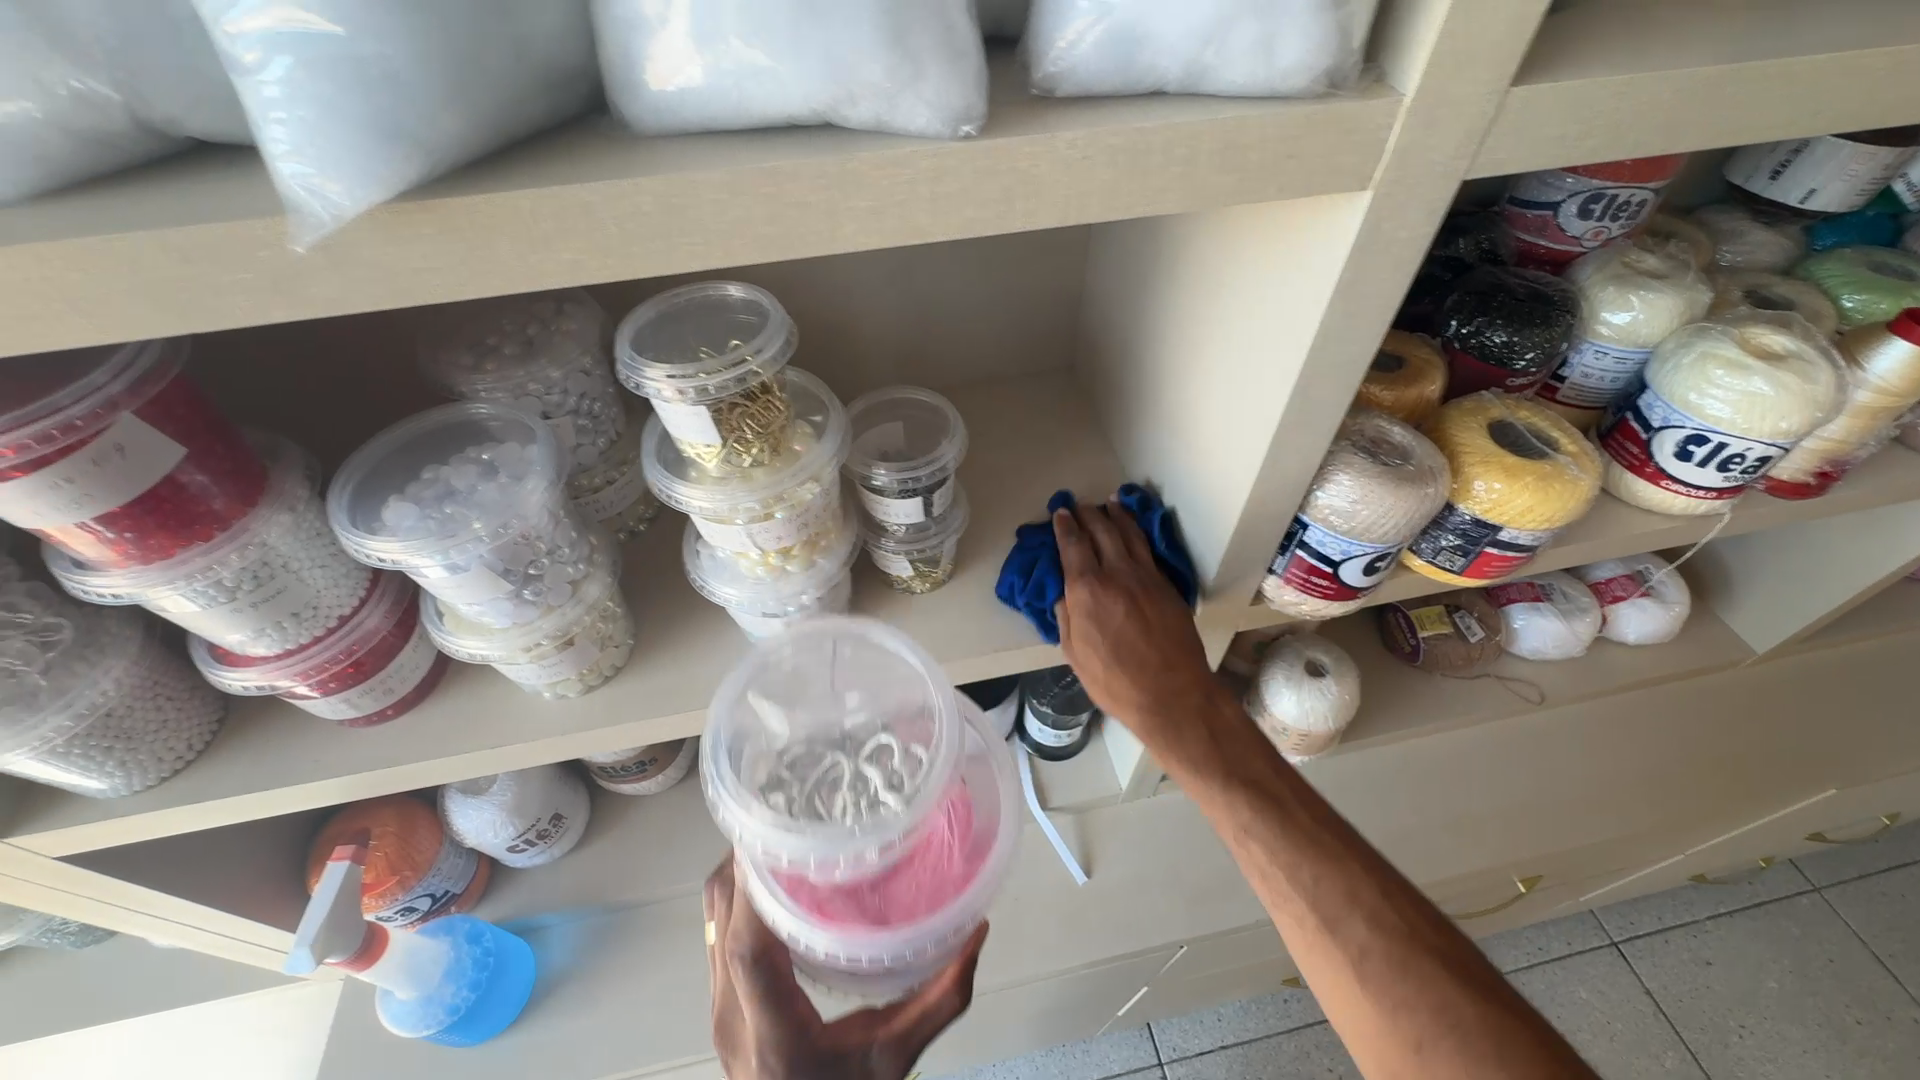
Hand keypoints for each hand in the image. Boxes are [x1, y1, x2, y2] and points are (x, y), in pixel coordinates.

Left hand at [705, 857, 987, 1079]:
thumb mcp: (897, 1061)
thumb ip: (939, 1001)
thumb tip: (976, 931)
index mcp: (774, 1030)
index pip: (748, 948)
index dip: (756, 886)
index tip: (779, 834)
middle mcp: (733, 1012)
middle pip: (721, 920)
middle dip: (747, 859)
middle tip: (789, 816)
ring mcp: (718, 1007)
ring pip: (712, 921)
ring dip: (740, 873)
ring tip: (783, 838)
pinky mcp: (719, 1003)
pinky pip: (717, 934)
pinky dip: (739, 897)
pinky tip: (774, 881)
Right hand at [1054, 496, 1230, 756]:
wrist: (1171, 694)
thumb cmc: (1114, 681)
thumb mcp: (1075, 653)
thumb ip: (1066, 616)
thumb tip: (1062, 593)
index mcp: (1087, 590)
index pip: (1073, 545)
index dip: (1065, 526)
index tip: (1060, 513)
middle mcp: (1116, 574)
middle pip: (1101, 531)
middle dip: (1088, 514)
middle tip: (1079, 505)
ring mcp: (1146, 577)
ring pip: (1129, 534)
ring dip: (1116, 515)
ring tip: (1108, 503)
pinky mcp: (1167, 585)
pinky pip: (1148, 549)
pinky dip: (1137, 532)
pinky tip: (1133, 529)